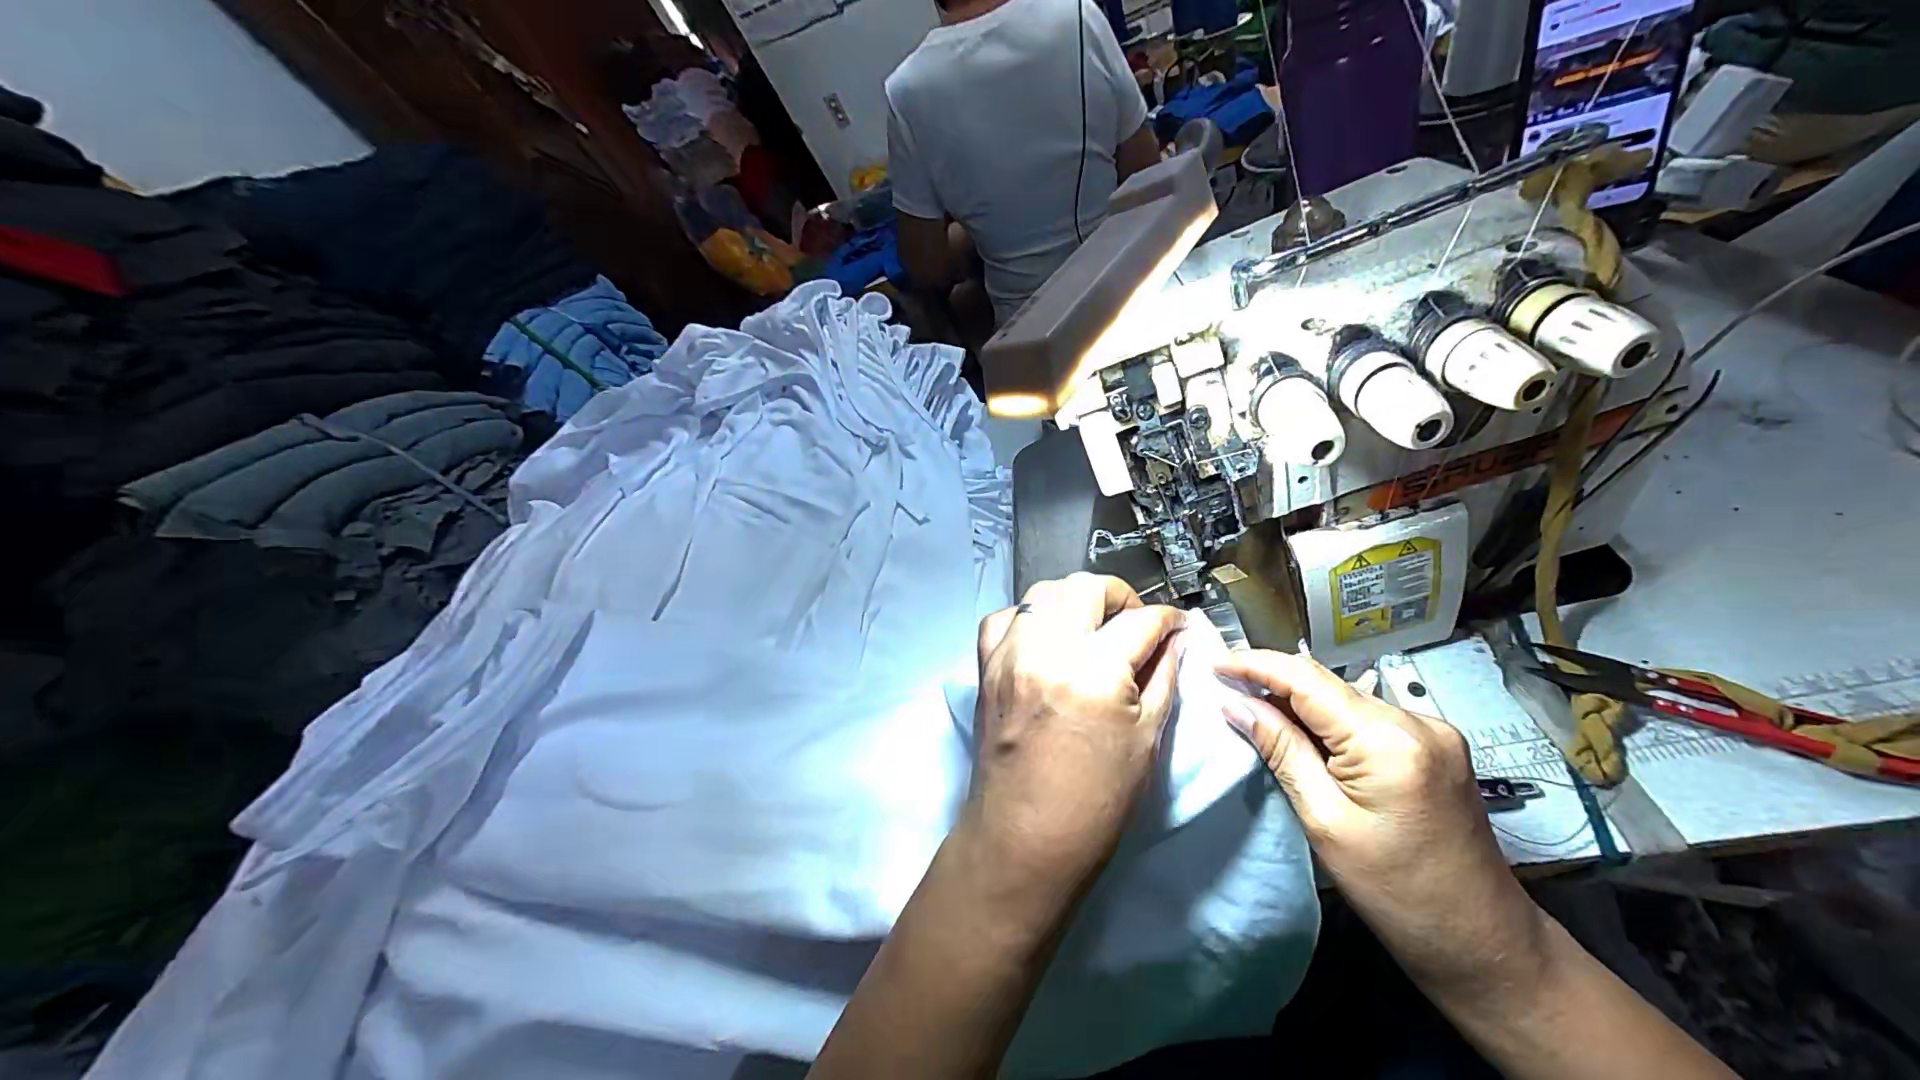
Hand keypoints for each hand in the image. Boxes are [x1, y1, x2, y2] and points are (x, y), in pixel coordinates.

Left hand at [968, 573, 1184, 888]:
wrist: (1023, 839)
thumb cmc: (1095, 802)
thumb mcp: (1146, 740)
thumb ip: (1163, 678)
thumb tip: (1175, 642)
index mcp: (1094, 672)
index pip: (1141, 621)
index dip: (1168, 620)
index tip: (1176, 627)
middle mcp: (1046, 650)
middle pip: (1086, 586)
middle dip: (1120, 596)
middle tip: (1134, 624)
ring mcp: (1009, 654)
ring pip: (1043, 592)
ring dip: (1074, 600)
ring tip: (1093, 627)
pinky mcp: (986, 666)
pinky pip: (1005, 618)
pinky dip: (1030, 617)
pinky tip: (1047, 639)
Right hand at [1216, 649, 1547, 994]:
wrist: (1483, 941)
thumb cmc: (1396, 893)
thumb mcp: (1324, 820)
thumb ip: (1281, 750)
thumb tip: (1236, 705)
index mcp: (1388, 739)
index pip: (1306, 679)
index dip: (1255, 665)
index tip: (1214, 664)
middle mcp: (1416, 721)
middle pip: (1326, 683)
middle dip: (1272, 683)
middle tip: (1224, 689)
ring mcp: (1433, 731)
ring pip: (1345, 698)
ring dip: (1299, 703)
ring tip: (1254, 713)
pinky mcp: (1436, 745)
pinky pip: (1367, 716)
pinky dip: (1328, 720)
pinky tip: (1303, 736)